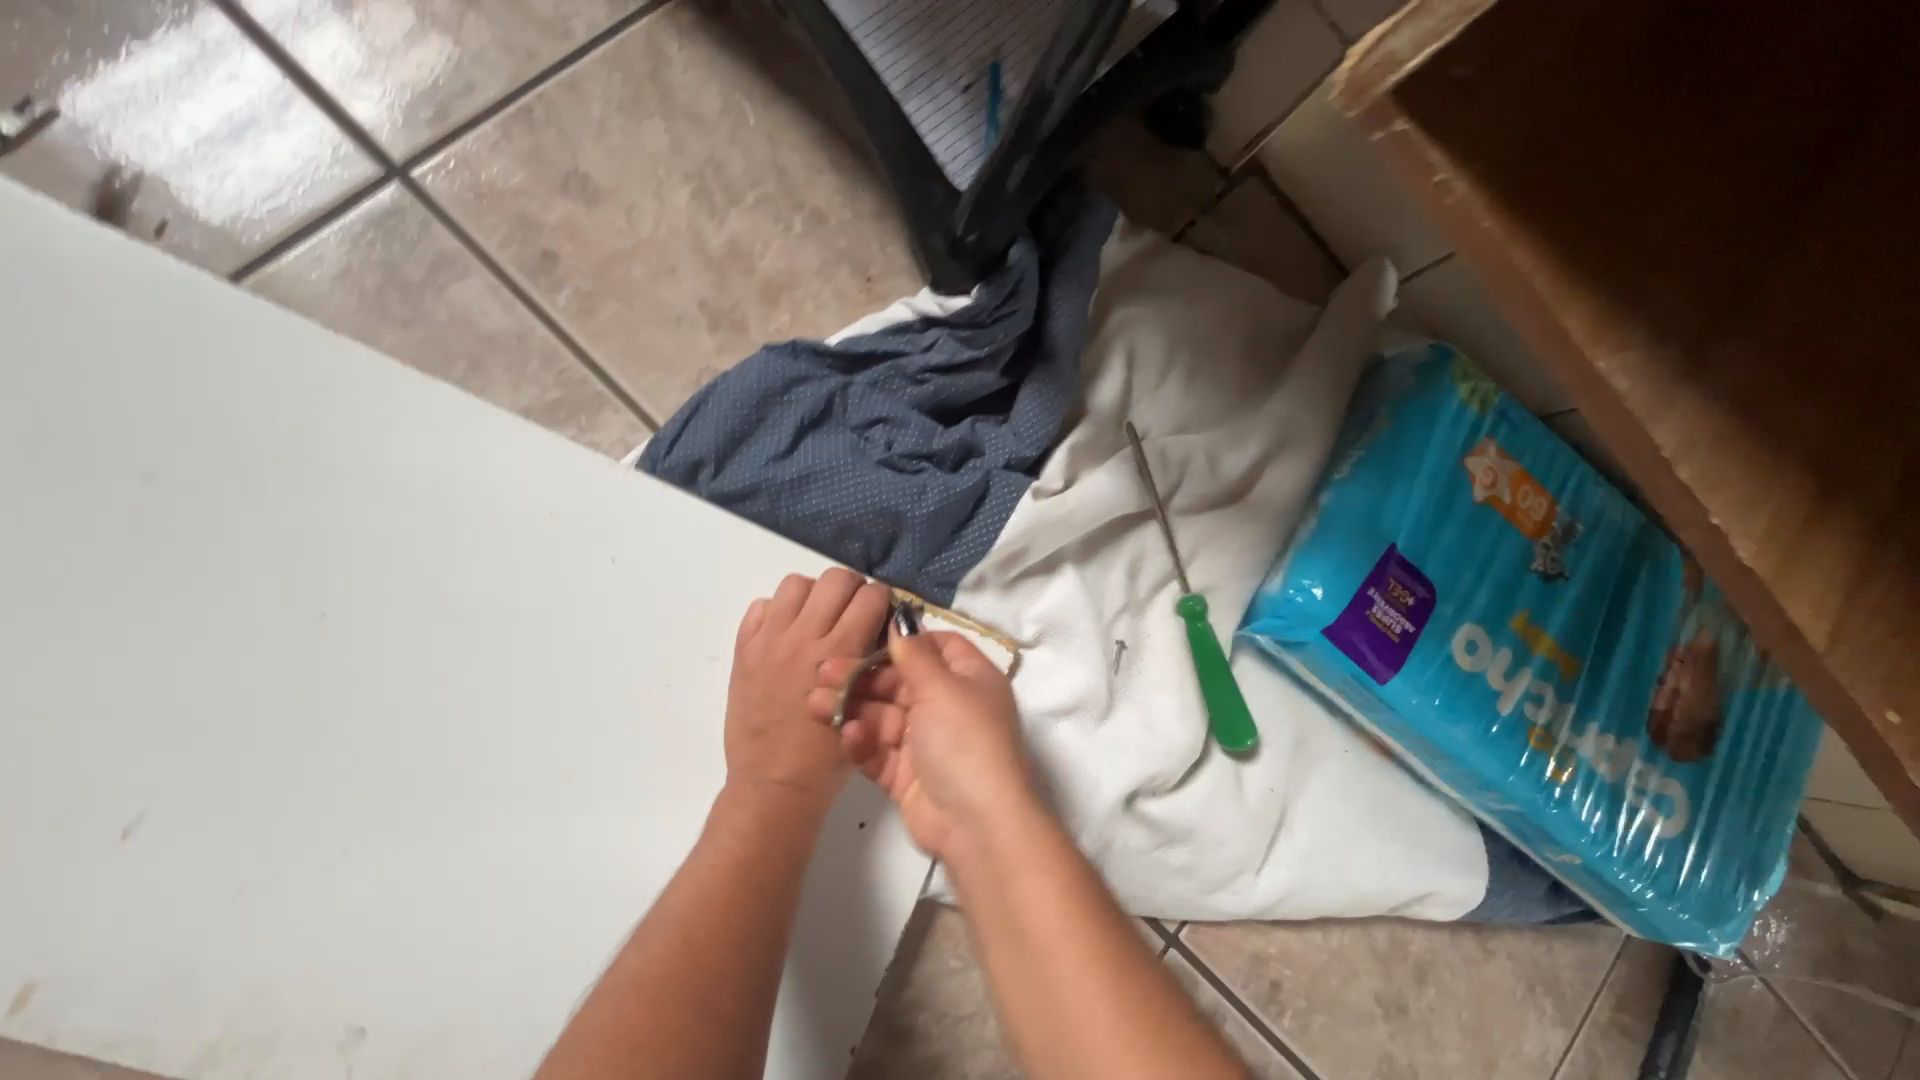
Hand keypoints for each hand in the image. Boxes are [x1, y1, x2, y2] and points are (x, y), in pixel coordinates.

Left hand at [726, 569, 891, 805]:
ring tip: (818, 619)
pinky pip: (760, 608)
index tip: (883, 615)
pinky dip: (778, 612)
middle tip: (854, 613)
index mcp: (839, 653)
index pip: (870, 596)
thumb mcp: (865, 710)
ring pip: (795, 584)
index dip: (883, 601)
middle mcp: (803, 638)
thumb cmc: (827, 760)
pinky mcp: (744, 651)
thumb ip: (872, 667)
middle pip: (835, 579)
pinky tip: (788, 634)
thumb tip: (882, 634)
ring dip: (813, 595)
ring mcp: (768, 641)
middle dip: (853, 590)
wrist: (773, 787)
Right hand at [810, 630, 1034, 857]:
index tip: (865, 636)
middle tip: (822, 671)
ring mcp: (926, 743)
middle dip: (862, 676)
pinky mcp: (906, 776)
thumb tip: (902, 617)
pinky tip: (847, 736)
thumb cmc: (965, 742)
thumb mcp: (943, 688)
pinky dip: (862, 743)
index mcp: (969, 680)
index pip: (936, 647)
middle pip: (900, 681)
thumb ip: (915, 653)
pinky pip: (879, 751)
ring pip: (882, 717)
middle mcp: (950, 707)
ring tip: (815, 703)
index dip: (903, 642)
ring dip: (852, 708)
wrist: (976, 824)